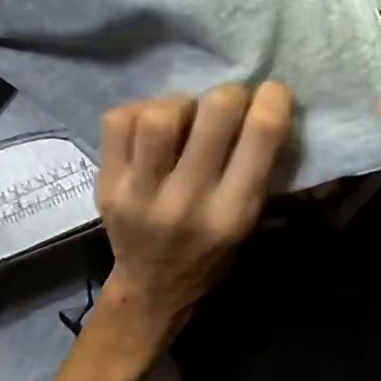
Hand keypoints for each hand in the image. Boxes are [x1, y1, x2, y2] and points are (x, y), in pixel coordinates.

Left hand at [94, 83, 293, 354]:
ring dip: (182, 103)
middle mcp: (187, 201)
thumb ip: (261, 170)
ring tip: (186, 116)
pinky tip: (153, 126)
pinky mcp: (107, 184)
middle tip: (229, 101)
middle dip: (230, 94)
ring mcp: (140, 193)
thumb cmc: (213, 252)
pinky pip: (119, 119)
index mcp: (232, 213)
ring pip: (161, 114)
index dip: (274, 99)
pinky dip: (141, 110)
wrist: (154, 287)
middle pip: (214, 112)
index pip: (261, 135)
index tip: (273, 92)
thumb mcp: (251, 221)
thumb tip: (268, 106)